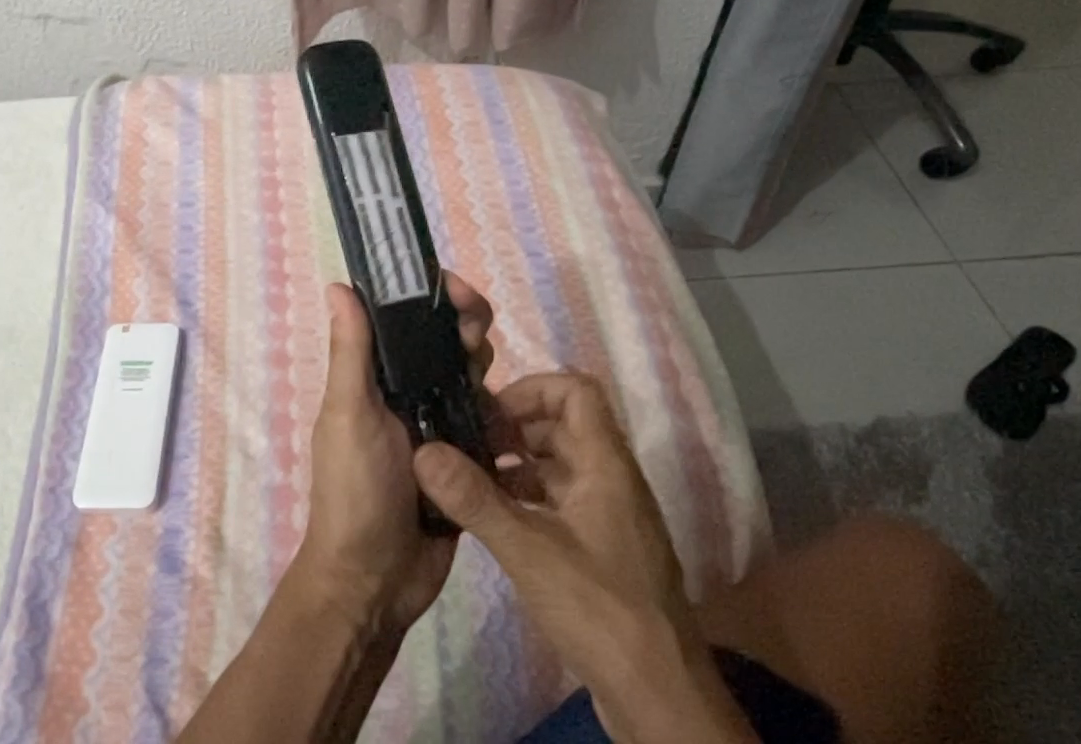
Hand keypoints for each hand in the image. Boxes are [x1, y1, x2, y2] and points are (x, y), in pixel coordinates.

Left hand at [291, 275, 494, 635]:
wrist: (377, 580)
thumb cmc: (356, 492)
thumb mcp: (349, 416)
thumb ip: (351, 354)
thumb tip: (337, 286)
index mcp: (374, 379)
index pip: (404, 320)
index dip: (431, 297)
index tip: (457, 292)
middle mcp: (406, 395)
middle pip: (445, 343)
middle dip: (467, 328)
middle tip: (476, 342)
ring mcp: (437, 428)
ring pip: (473, 379)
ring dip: (487, 371)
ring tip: (490, 387)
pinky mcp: (465, 460)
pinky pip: (491, 424)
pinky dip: (503, 415)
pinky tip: (516, 418)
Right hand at [412, 374, 751, 742]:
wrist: (656, 690)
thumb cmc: (598, 607)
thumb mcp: (528, 550)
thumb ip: (475, 499)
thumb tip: (424, 451)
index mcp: (606, 465)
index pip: (575, 392)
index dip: (530, 390)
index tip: (486, 413)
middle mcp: (612, 480)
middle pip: (563, 428)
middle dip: (513, 428)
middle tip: (464, 445)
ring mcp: (609, 516)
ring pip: (560, 467)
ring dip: (517, 465)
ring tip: (468, 479)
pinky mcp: (602, 548)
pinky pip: (561, 502)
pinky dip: (528, 499)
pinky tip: (493, 519)